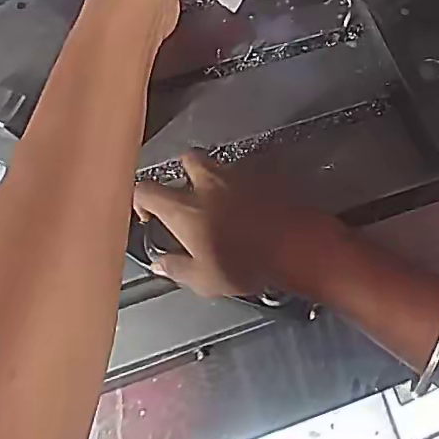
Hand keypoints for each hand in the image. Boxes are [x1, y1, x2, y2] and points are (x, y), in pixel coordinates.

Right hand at [132, 153, 347, 299]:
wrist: (298, 246)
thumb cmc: (249, 265)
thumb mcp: (205, 279)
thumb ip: (177, 268)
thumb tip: (161, 263)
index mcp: (185, 208)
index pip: (146, 189)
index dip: (141, 199)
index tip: (147, 213)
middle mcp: (209, 184)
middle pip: (186, 159)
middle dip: (183, 171)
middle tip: (188, 194)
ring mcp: (241, 174)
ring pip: (220, 162)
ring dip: (217, 176)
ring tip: (223, 198)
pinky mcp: (268, 173)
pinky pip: (251, 170)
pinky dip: (248, 182)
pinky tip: (253, 200)